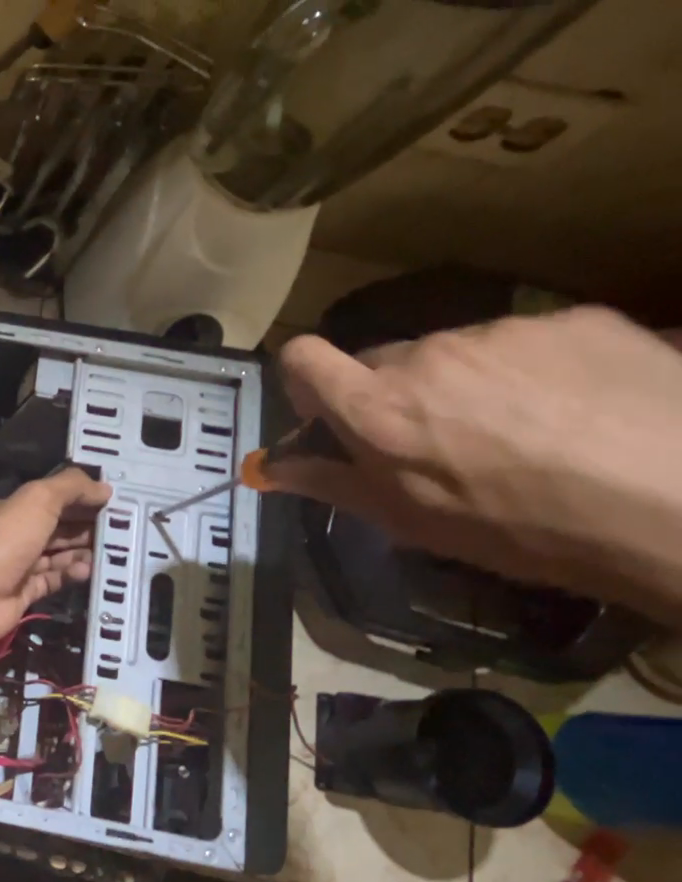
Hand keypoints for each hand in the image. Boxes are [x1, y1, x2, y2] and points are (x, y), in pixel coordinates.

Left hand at [0, 468, 110, 647]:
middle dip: (87, 525)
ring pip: (59, 554)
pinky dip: (72, 574)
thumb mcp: (37, 500)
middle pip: (57, 527)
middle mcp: (14, 536)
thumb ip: (70, 487)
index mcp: (11, 510)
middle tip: (122, 527)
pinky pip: (55, 579)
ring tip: (111, 549)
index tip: (114, 500)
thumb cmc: (4, 541)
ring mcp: (19, 565)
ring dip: (84, 550)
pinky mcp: (25, 592)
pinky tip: (88, 571)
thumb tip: (103, 488)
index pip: (51, 499)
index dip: (80, 497)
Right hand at [270, 307, 681, 620]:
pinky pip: (528, 341)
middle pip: (384, 361)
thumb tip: (273, 467)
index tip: (327, 411)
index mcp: (375, 407)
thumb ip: (331, 481)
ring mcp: (504, 332)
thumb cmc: (521, 528)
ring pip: (458, 352)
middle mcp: (427, 355)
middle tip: (439, 440)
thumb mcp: (408, 519)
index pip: (302, 358)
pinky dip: (534, 370)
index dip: (305, 380)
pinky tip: (575, 410)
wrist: (681, 502)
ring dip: (467, 382)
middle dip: (394, 394)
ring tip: (523, 429)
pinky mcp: (577, 319)